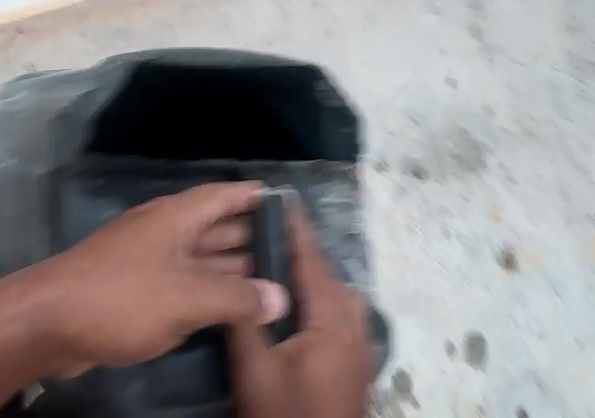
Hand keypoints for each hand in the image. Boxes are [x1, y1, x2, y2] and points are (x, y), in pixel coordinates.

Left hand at [23, 182, 288, 375]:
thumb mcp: (186, 297)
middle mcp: (164, 230)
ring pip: (200, 257)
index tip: (284, 200)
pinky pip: (183, 282)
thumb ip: (236, 297)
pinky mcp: (136, 288)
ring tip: (272, 281)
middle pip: (215, 226)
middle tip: (292, 251)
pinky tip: (228, 309)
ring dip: (232, 267)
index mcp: (176, 216)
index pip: (223, 195)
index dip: (253, 196)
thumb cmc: (123, 297)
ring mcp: (147, 258)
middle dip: (251, 236)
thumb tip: (280, 295)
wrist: (51, 320)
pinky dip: (208, 291)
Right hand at [226, 203, 372, 417]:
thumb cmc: (285, 417)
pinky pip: (342, 317)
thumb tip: (234, 278)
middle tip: (263, 234)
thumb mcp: (254, 371)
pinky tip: (294, 309)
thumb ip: (244, 319)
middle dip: (301, 251)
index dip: (296, 229)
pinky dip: (321, 300)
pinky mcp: (355, 369)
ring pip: (339, 297)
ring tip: (276, 270)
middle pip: (329, 276)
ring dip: (313, 277)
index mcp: (333, 323)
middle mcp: (354, 329)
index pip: (312, 262)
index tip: (280, 198)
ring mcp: (360, 351)